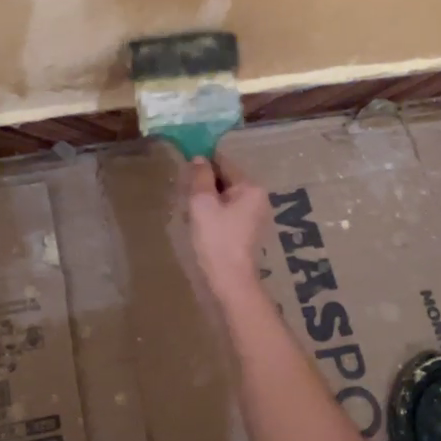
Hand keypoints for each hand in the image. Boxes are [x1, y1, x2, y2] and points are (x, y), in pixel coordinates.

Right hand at [184, 156, 269, 297]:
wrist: (230, 282)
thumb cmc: (215, 239)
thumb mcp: (202, 203)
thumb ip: (200, 176)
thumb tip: (199, 158)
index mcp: (250, 187)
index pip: (224, 162)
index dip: (202, 163)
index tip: (183, 170)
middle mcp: (257, 197)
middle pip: (224, 179)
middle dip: (202, 185)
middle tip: (184, 196)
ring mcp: (253, 215)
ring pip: (222, 197)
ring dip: (204, 201)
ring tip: (189, 214)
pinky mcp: (246, 230)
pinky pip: (226, 212)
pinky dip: (211, 214)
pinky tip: (198, 225)